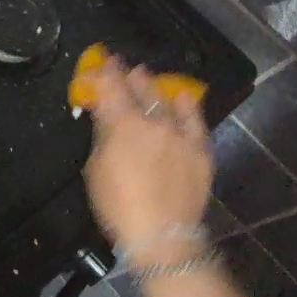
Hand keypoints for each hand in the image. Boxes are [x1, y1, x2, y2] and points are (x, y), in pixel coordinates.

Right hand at [81, 59, 212, 257]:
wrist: (161, 235)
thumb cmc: (117, 204)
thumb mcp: (96, 167)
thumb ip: (102, 135)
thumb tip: (104, 116)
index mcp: (122, 125)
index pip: (111, 88)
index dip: (104, 72)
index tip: (102, 60)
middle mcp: (153, 122)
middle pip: (140, 89)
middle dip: (129, 74)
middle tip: (122, 66)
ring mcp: (180, 135)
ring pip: (167, 100)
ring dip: (154, 86)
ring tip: (147, 77)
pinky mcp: (201, 150)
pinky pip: (196, 121)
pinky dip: (187, 106)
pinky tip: (183, 97)